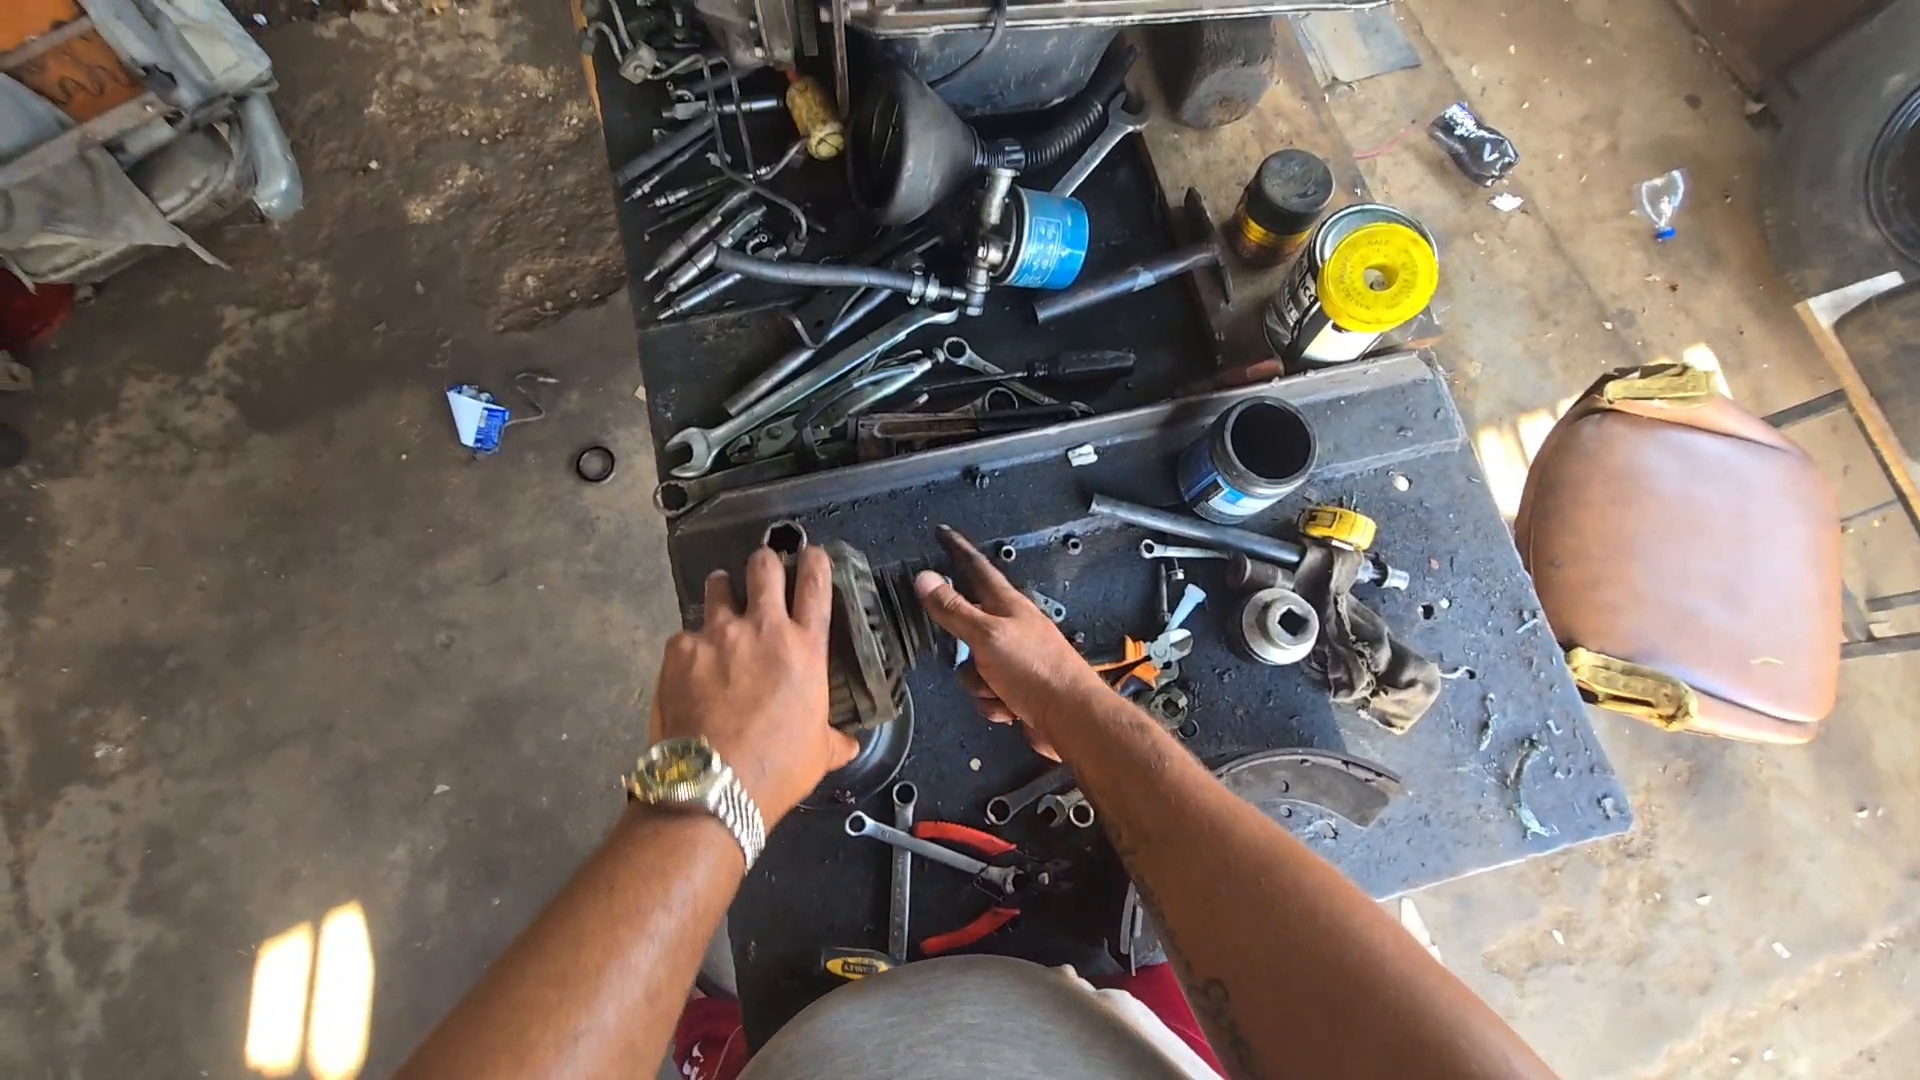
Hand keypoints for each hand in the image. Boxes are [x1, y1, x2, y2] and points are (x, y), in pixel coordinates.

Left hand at [651, 546, 859, 827]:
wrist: (714, 786)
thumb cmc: (778, 767)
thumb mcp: (818, 752)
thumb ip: (834, 740)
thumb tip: (850, 746)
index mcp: (805, 648)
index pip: (816, 586)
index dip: (815, 562)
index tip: (811, 554)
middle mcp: (763, 629)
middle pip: (764, 568)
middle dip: (764, 562)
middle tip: (761, 569)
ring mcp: (718, 635)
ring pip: (719, 587)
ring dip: (722, 589)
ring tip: (719, 598)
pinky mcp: (680, 650)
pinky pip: (685, 635)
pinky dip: (690, 644)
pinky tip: (689, 664)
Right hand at [914, 526, 1112, 759]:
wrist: (1069, 719)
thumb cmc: (1037, 670)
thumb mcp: (987, 635)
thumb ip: (954, 609)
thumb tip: (925, 578)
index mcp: (1007, 605)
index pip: (976, 568)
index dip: (957, 550)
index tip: (943, 533)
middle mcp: (1011, 627)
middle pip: (966, 628)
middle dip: (963, 651)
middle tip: (975, 657)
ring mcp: (1014, 660)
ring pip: (971, 669)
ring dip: (980, 685)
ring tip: (1001, 688)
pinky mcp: (1015, 690)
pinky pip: (985, 695)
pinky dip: (993, 705)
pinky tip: (1010, 707)